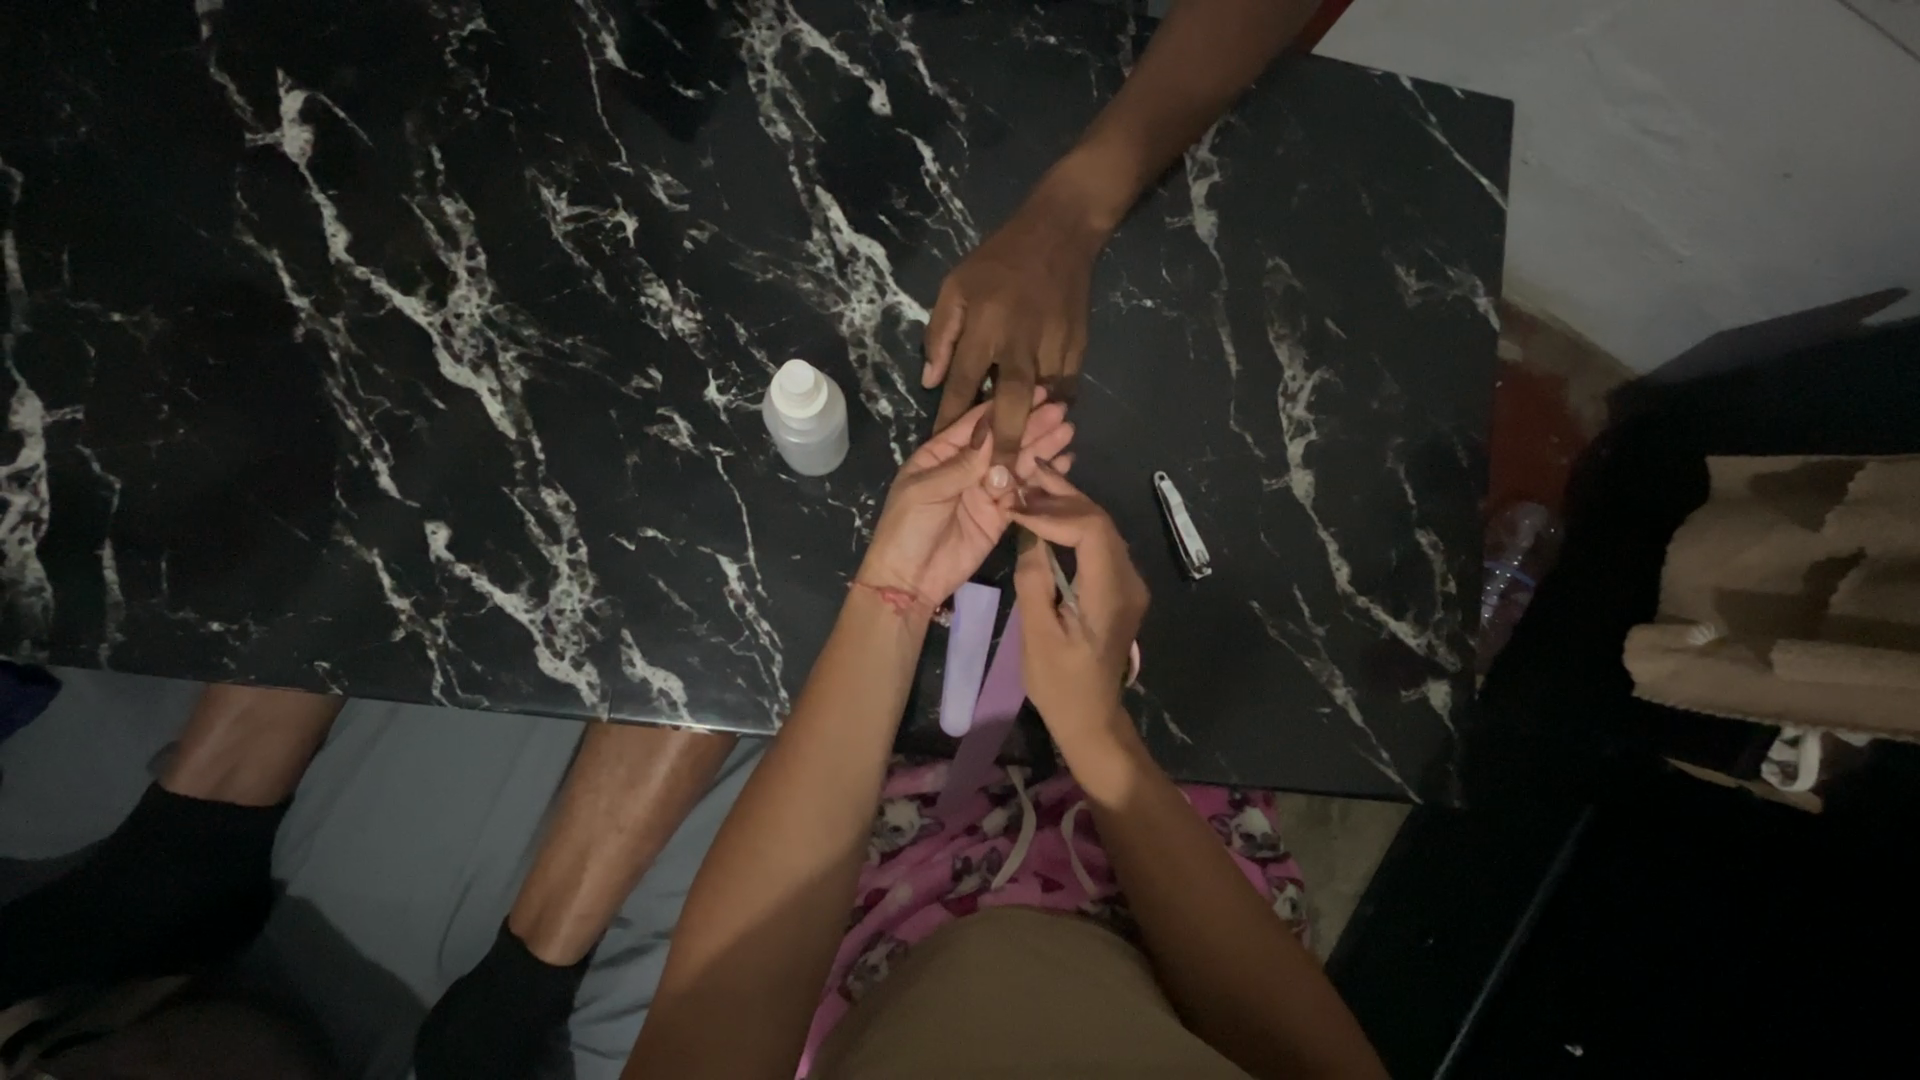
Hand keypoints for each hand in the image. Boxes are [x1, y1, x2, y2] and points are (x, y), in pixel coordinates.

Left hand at [857, 390, 1076, 614]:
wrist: (909, 580)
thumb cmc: (906, 528)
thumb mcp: (927, 490)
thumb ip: (963, 463)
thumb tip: (993, 429)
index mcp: (940, 454)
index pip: (976, 425)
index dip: (1004, 409)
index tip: (1035, 393)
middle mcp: (965, 468)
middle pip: (1002, 442)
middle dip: (1031, 426)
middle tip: (1061, 411)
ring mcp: (984, 492)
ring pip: (1017, 465)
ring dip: (1041, 449)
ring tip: (1067, 431)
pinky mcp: (999, 517)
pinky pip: (1023, 494)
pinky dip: (1043, 480)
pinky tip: (1063, 464)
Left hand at [922, 174, 1111, 466]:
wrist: (1061, 233)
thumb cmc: (998, 261)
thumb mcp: (954, 287)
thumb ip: (940, 336)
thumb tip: (929, 381)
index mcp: (984, 329)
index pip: (962, 385)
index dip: (949, 420)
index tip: (941, 452)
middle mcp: (1018, 345)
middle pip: (1011, 405)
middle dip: (1004, 445)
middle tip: (998, 481)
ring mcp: (1053, 350)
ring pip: (1043, 405)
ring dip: (1034, 438)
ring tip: (1023, 470)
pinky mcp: (1077, 352)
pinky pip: (1065, 394)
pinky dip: (1056, 417)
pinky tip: (1048, 436)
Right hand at [1011, 463, 1149, 752]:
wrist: (1090, 715)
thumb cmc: (1059, 682)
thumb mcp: (1037, 633)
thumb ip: (1034, 579)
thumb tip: (1029, 532)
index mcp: (1111, 594)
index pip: (1091, 531)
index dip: (1053, 512)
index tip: (1016, 508)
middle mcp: (1129, 580)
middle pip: (1100, 521)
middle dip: (1060, 497)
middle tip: (1022, 475)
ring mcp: (1129, 582)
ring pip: (1101, 528)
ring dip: (1066, 506)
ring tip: (1029, 485)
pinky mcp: (1119, 585)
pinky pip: (1099, 543)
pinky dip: (1072, 524)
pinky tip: (1046, 515)